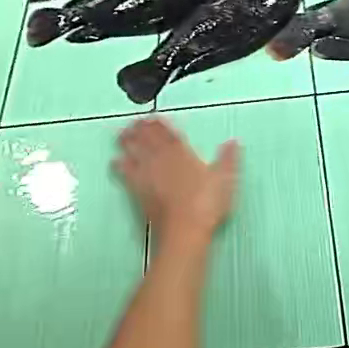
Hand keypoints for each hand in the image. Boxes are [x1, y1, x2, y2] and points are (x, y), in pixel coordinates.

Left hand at [113, 117, 237, 243]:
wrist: (184, 231)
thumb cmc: (206, 204)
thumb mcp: (225, 179)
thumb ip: (228, 159)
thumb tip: (233, 142)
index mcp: (181, 153)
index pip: (167, 132)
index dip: (158, 123)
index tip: (152, 117)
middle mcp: (161, 159)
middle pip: (146, 138)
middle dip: (140, 128)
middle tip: (134, 122)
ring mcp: (147, 174)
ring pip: (133, 151)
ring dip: (127, 141)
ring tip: (122, 135)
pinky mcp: (137, 191)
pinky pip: (125, 172)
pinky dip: (118, 164)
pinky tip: (115, 162)